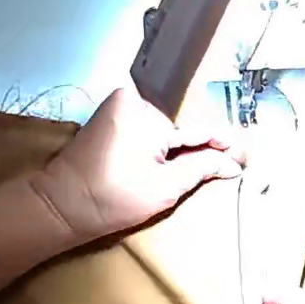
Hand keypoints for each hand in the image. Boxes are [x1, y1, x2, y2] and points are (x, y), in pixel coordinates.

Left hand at [28, 88, 243, 241]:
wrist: (61, 204)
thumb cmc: (113, 199)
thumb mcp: (165, 188)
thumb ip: (201, 168)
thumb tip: (232, 163)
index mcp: (148, 114)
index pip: (196, 129)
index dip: (221, 145)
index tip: (243, 155)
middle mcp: (134, 99)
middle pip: (178, 126)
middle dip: (197, 146)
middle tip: (222, 165)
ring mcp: (118, 105)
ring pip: (161, 127)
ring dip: (175, 146)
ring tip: (194, 166)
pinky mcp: (108, 115)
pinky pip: (144, 126)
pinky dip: (156, 143)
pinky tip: (166, 161)